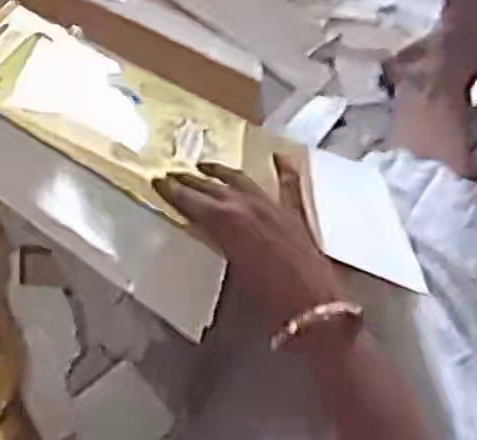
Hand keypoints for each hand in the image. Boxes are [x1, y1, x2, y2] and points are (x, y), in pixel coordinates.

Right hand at [156, 158, 347, 329]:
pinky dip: (284, 170)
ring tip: (204, 165)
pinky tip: (279, 156)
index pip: (188, 199)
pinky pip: (289, 186)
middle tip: (171, 175)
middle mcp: (244, 205)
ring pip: (239, 179)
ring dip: (219, 171)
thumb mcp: (228, 270)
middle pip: (208, 187)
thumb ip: (213, 241)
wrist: (319, 318)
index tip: (157, 182)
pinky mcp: (295, 216)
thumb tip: (200, 227)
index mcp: (223, 220)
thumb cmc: (267, 303)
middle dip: (187, 180)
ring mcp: (272, 207)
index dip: (170, 190)